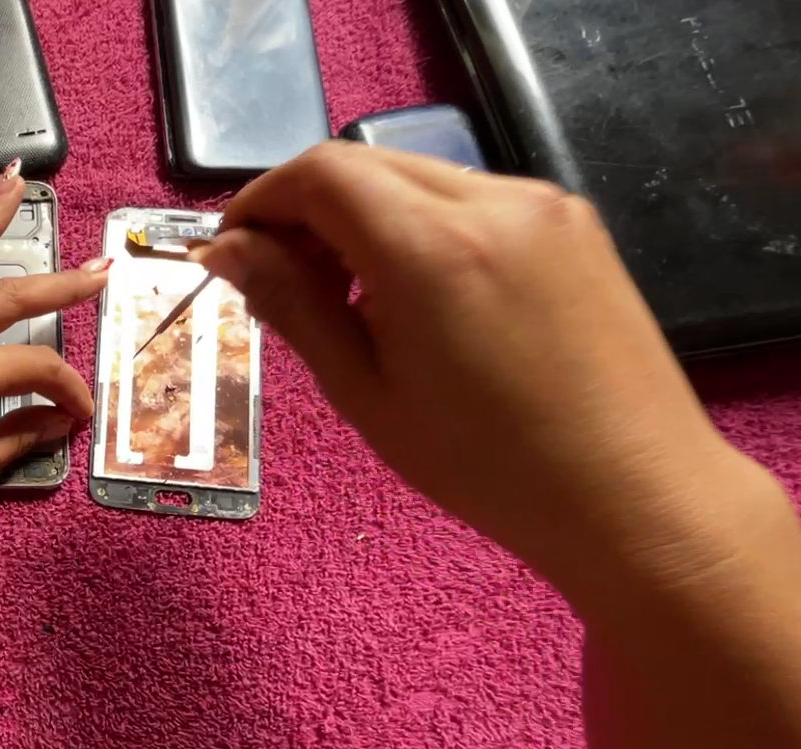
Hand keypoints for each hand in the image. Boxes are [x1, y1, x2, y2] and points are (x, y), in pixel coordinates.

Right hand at [193, 142, 773, 593]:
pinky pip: (454, 196)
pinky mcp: (563, 221)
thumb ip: (290, 303)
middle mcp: (493, 200)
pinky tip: (390, 290)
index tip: (227, 254)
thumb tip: (225, 250)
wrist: (623, 484)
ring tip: (328, 294)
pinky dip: (398, 225)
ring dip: (345, 218)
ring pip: (406, 176)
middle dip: (295, 210)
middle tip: (269, 280)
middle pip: (360, 163)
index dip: (257, 202)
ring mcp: (539, 203)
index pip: (321, 174)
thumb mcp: (358, 386)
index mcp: (433, 249)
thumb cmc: (473, 457)